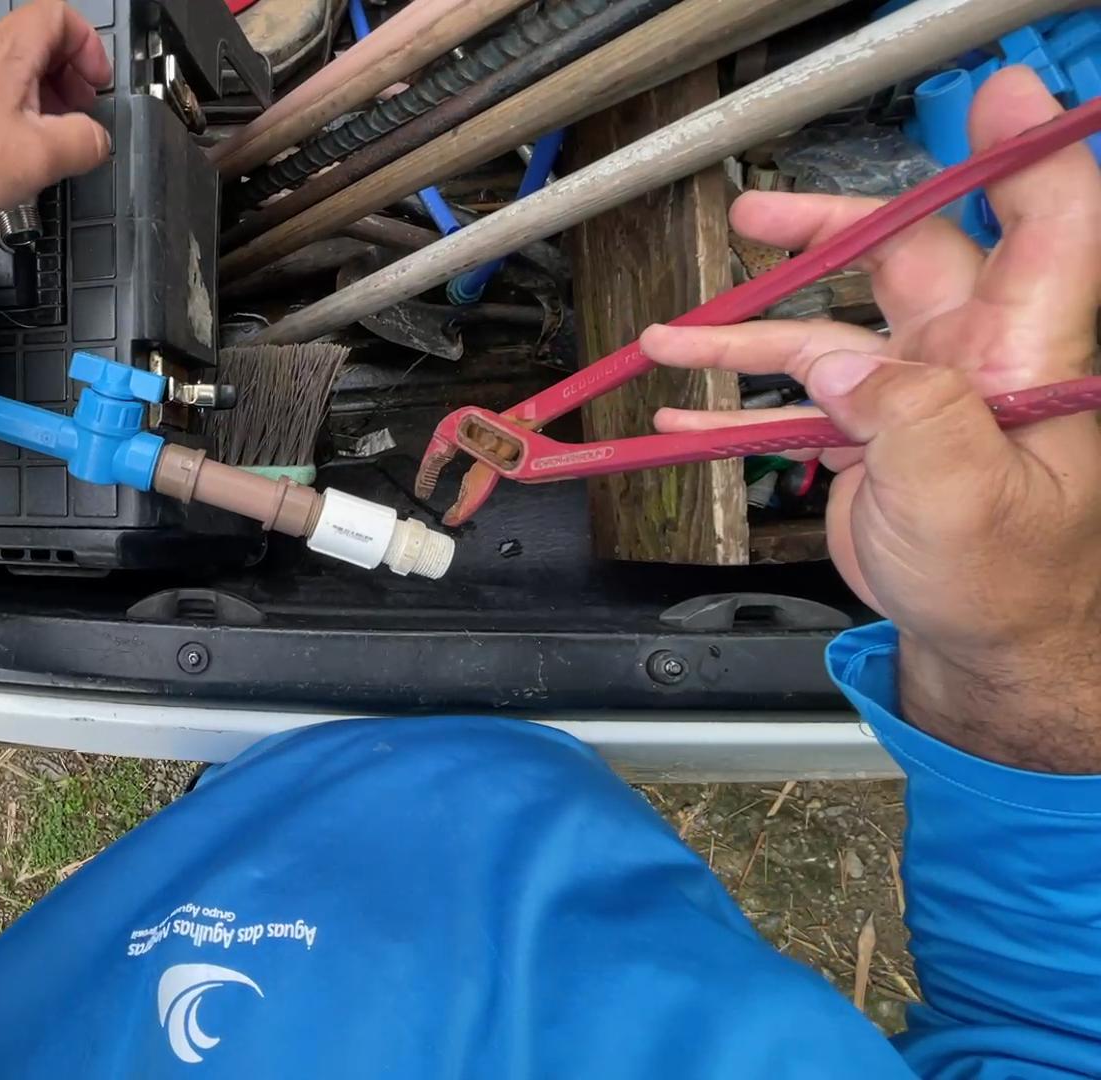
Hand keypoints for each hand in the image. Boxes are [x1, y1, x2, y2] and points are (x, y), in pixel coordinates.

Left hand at [0, 0, 111, 237]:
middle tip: (85, 106)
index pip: (58, 17)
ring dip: (50, 95)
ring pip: (21, 71)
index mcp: (12, 53)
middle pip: (41, 42)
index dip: (88, 45)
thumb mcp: (44, 155)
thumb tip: (99, 141)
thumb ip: (85, 142)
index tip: (98, 81)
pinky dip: (26, 113)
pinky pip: (2, 97)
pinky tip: (29, 148)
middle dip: (72, 72)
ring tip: (62, 132)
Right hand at [641, 67, 1100, 771]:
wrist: (980, 632)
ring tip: (666, 340)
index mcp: (1024, 356)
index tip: (998, 98)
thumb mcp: (967, 493)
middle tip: (757, 214)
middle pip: (901, 264)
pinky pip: (783, 409)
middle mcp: (966, 361)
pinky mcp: (859, 438)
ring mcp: (905, 399)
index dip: (1026, 155)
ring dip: (737, 336)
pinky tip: (678, 420)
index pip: (1051, 225)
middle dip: (829, 231)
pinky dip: (728, 412)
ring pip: (816, 340)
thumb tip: (838, 359)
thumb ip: (909, 415)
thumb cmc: (1009, 574)